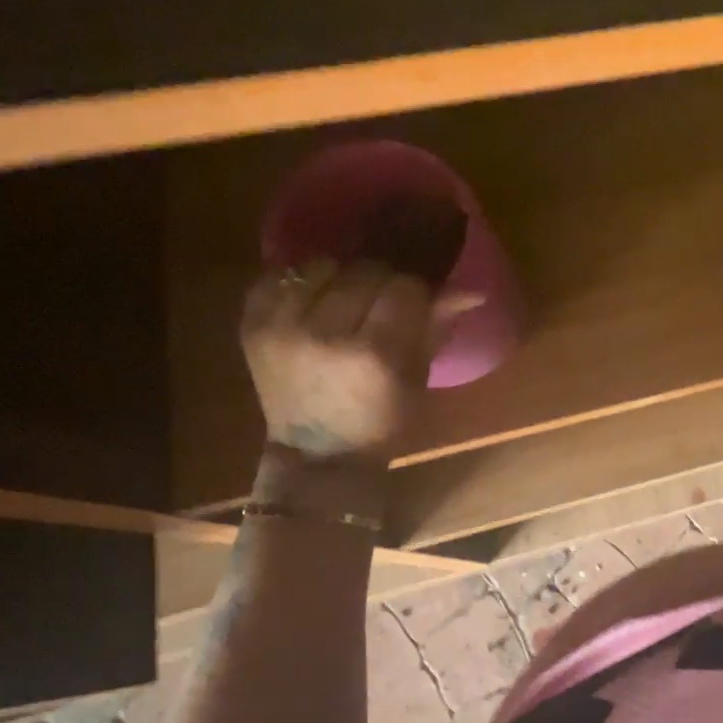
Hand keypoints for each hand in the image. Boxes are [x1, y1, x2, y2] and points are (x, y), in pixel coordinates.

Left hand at [240, 258, 435, 462]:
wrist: (318, 454)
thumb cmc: (383, 419)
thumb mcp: (420, 377)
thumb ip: (437, 325)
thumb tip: (471, 290)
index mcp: (376, 353)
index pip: (405, 287)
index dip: (414, 292)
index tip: (414, 304)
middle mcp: (326, 334)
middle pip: (364, 272)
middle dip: (380, 282)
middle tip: (381, 303)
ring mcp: (283, 328)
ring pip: (322, 268)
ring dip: (339, 279)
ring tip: (345, 300)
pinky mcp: (252, 327)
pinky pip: (277, 278)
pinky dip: (298, 283)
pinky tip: (312, 300)